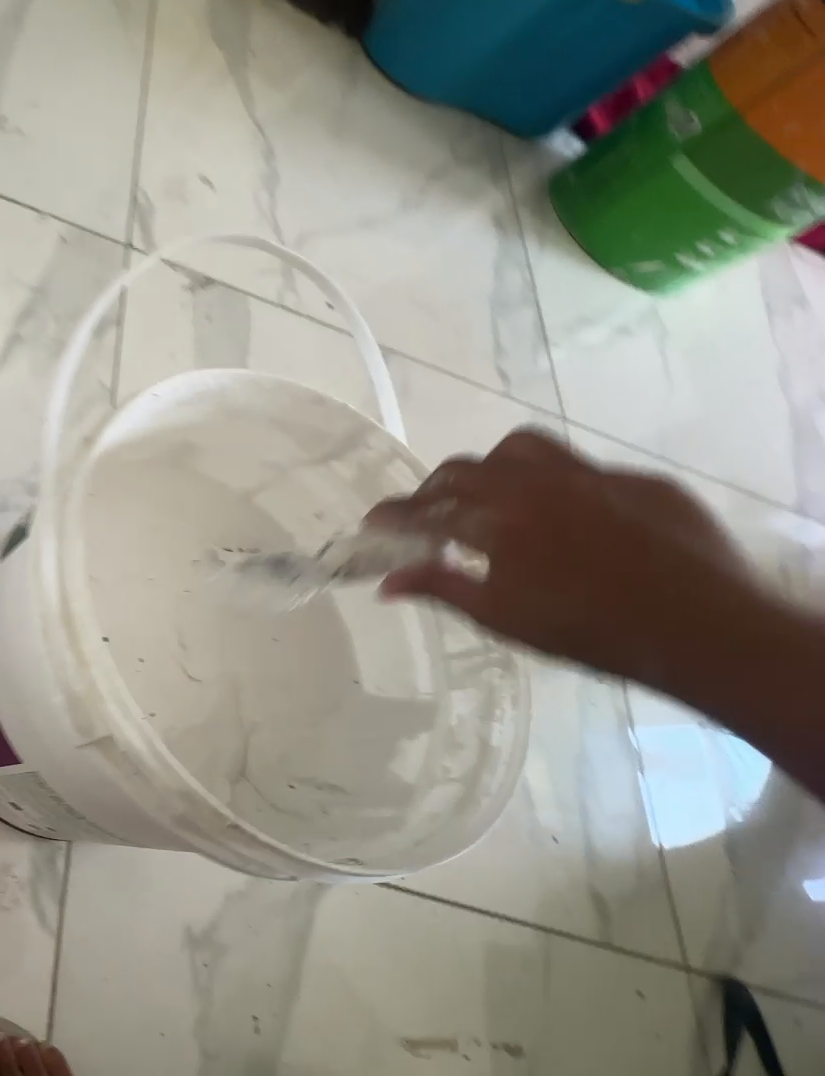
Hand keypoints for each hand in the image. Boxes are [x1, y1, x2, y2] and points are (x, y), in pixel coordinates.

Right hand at [365, 428, 758, 686]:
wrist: (707, 632)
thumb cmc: (587, 630)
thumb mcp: (500, 616)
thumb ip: (440, 588)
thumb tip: (386, 582)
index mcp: (497, 521)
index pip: (427, 510)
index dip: (395, 515)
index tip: (374, 520)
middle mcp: (536, 486)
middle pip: (464, 470)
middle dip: (435, 490)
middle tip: (427, 514)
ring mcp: (592, 477)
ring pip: (521, 448)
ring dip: (492, 467)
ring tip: (490, 495)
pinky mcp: (641, 482)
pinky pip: (583, 469)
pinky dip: (556, 486)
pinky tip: (566, 519)